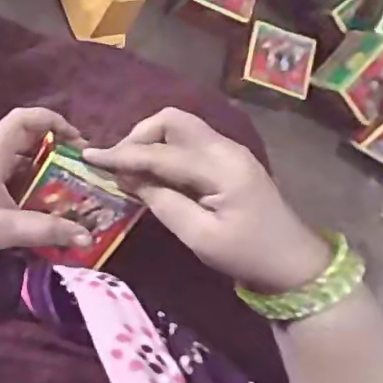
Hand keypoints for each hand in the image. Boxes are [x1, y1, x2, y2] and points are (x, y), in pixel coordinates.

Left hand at [0, 108, 94, 260]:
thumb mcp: (7, 229)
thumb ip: (48, 231)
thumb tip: (86, 237)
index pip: (22, 119)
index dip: (51, 120)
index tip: (75, 139)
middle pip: (24, 136)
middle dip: (53, 146)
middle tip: (77, 165)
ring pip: (17, 158)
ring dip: (42, 166)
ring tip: (67, 185)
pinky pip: (9, 175)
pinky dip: (28, 182)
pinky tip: (42, 202)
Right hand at [83, 108, 329, 292]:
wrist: (293, 263)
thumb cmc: (246, 254)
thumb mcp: (198, 236)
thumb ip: (161, 202)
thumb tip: (128, 178)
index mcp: (221, 169)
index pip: (161, 153)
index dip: (122, 155)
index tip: (89, 156)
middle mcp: (225, 149)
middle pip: (172, 120)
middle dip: (137, 136)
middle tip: (116, 164)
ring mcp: (228, 151)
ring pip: (178, 126)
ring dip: (149, 140)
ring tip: (128, 168)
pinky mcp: (226, 159)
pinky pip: (187, 141)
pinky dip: (162, 148)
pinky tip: (149, 171)